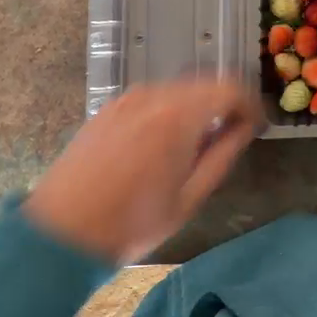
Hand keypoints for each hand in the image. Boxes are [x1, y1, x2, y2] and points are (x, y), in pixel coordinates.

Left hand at [24, 80, 260, 263]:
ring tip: (196, 143)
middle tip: (232, 134)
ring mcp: (127, 99)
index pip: (230, 88)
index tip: (257, 125)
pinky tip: (162, 143)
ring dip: (196, 107)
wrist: (59, 233)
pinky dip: (168, 111)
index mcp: (180, 114)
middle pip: (204, 84)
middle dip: (224, 104)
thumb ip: (223, 155)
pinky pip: (151, 99)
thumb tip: (245, 127)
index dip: (250, 103)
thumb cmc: (132, 222)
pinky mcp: (108, 108)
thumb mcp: (189, 197)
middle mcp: (154, 95)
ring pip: (177, 90)